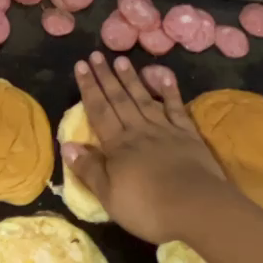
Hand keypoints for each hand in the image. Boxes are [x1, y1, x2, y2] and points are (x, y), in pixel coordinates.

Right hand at [65, 51, 236, 243]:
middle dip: (106, 76)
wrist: (196, 207)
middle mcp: (138, 130)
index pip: (98, 111)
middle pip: (119, 99)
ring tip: (121, 59)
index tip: (81, 65)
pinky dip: (169, 91)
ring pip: (143, 98)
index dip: (88, 87)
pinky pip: (176, 107)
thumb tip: (66, 145)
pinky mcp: (187, 134)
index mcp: (118, 145)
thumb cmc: (148, 207)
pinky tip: (164, 75)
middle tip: (96, 54)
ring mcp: (164, 129)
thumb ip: (89, 169)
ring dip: (131, 78)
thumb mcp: (109, 197)